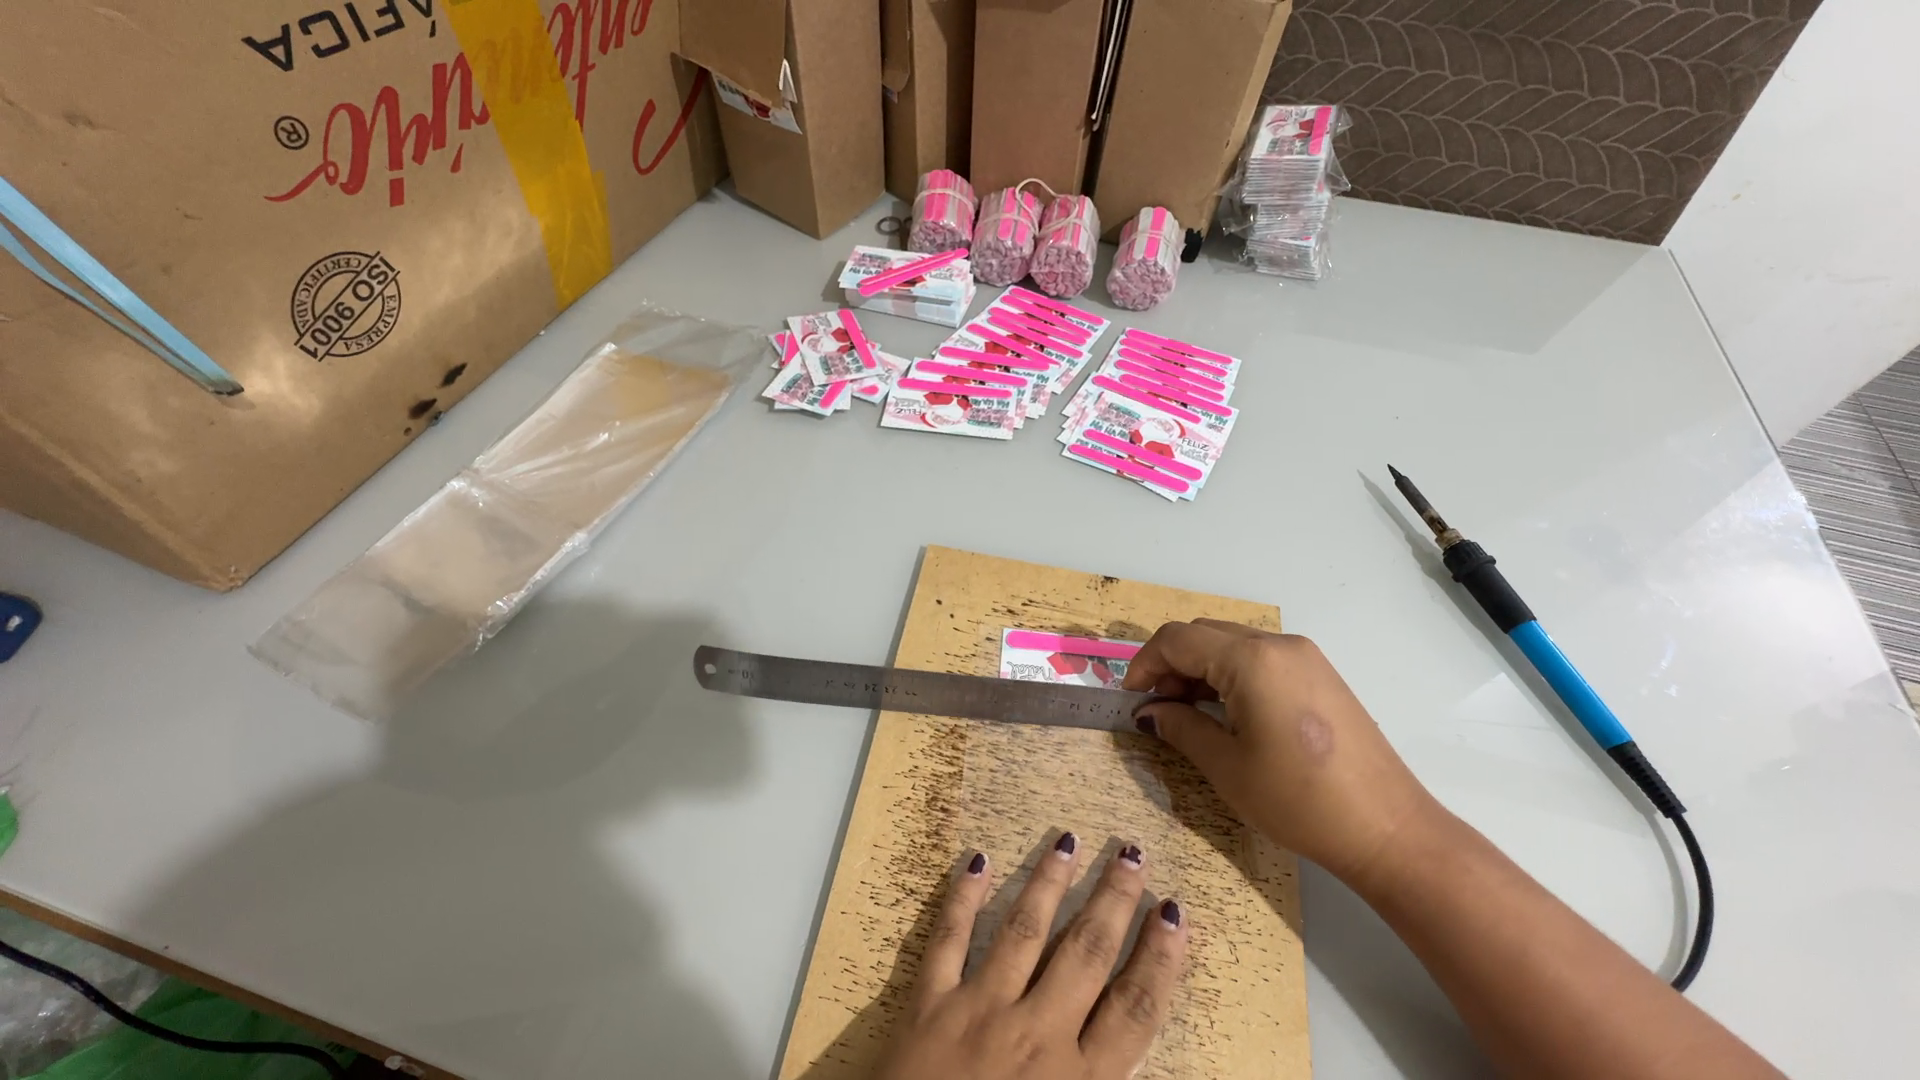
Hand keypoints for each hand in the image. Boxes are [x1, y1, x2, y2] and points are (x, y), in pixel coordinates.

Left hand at [876, 834, 1188, 1079]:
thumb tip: (1136, 1048)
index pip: (1133, 1008)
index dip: (1160, 959)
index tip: (1174, 912)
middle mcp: (1036, 1035)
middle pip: (1085, 954)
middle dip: (1113, 900)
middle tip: (1131, 853)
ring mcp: (980, 1011)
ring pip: (1024, 931)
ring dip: (1049, 882)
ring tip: (1069, 840)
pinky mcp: (929, 1004)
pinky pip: (948, 940)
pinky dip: (962, 898)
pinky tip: (976, 859)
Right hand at [1123, 620, 1435, 882]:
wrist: (1387, 829)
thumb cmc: (1298, 801)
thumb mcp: (1226, 767)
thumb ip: (1180, 726)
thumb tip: (1148, 711)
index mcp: (1251, 660)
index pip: (1177, 640)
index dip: (1143, 664)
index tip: (1130, 700)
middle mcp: (1278, 644)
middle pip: (1204, 633)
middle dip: (1170, 664)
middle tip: (1156, 708)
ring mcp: (1304, 656)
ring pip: (1231, 643)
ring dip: (1200, 668)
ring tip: (1186, 713)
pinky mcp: (1319, 673)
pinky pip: (1259, 658)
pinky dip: (1230, 673)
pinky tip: (1225, 712)